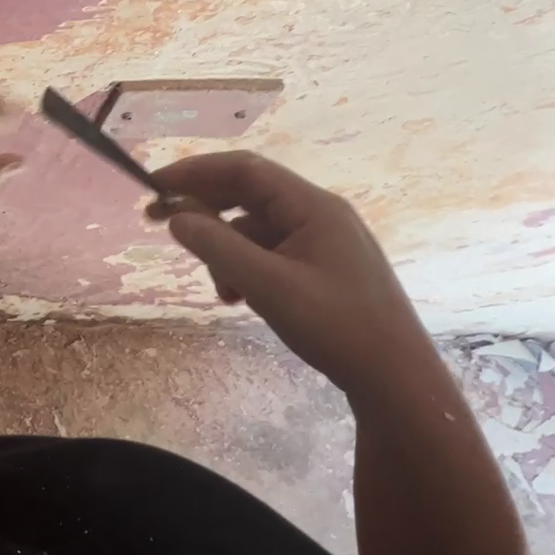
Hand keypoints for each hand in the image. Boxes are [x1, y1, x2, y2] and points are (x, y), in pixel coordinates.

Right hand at [150, 151, 434, 395]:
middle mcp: (318, 214)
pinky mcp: (321, 266)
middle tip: (157, 220)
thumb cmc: (338, 328)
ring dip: (222, 247)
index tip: (154, 185)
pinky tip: (237, 295)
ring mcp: (321, 241)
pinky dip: (242, 265)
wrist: (400, 385)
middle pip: (245, 193)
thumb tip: (175, 217)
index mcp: (313, 207)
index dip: (194, 171)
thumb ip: (216, 246)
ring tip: (217, 284)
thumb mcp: (267, 286)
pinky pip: (267, 250)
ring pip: (252, 226)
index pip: (243, 169)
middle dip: (201, 207)